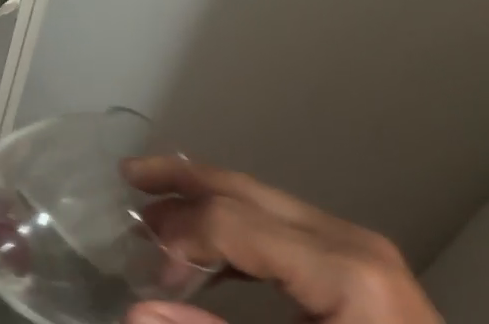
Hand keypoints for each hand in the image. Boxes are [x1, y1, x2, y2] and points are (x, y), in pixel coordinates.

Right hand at [123, 157, 442, 323]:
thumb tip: (136, 310)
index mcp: (341, 270)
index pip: (230, 220)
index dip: (178, 237)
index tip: (153, 277)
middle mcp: (351, 243)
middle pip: (244, 189)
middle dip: (180, 180)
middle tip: (127, 177)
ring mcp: (360, 250)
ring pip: (262, 199)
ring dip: (203, 198)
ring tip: (153, 202)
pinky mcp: (362, 267)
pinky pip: (284, 227)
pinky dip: (236, 227)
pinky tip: (206, 249)